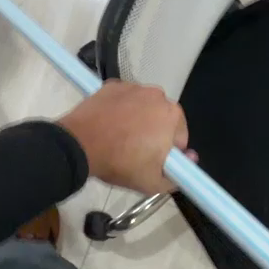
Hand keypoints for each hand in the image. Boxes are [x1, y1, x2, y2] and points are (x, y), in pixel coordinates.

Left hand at [56, 81, 190, 195]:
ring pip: (143, 106)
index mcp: (172, 115)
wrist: (80, 144)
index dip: (169, 152)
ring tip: (120, 136)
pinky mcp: (112, 85)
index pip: (179, 138)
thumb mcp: (153, 183)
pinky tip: (109, 122)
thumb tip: (189, 160)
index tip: (153, 160)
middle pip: (162, 118)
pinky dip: (120, 108)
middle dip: (154, 132)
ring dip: (138, 118)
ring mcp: (133, 87)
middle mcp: (157, 95)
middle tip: (136, 150)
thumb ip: (177, 177)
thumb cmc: (120, 162)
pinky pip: (123, 98)